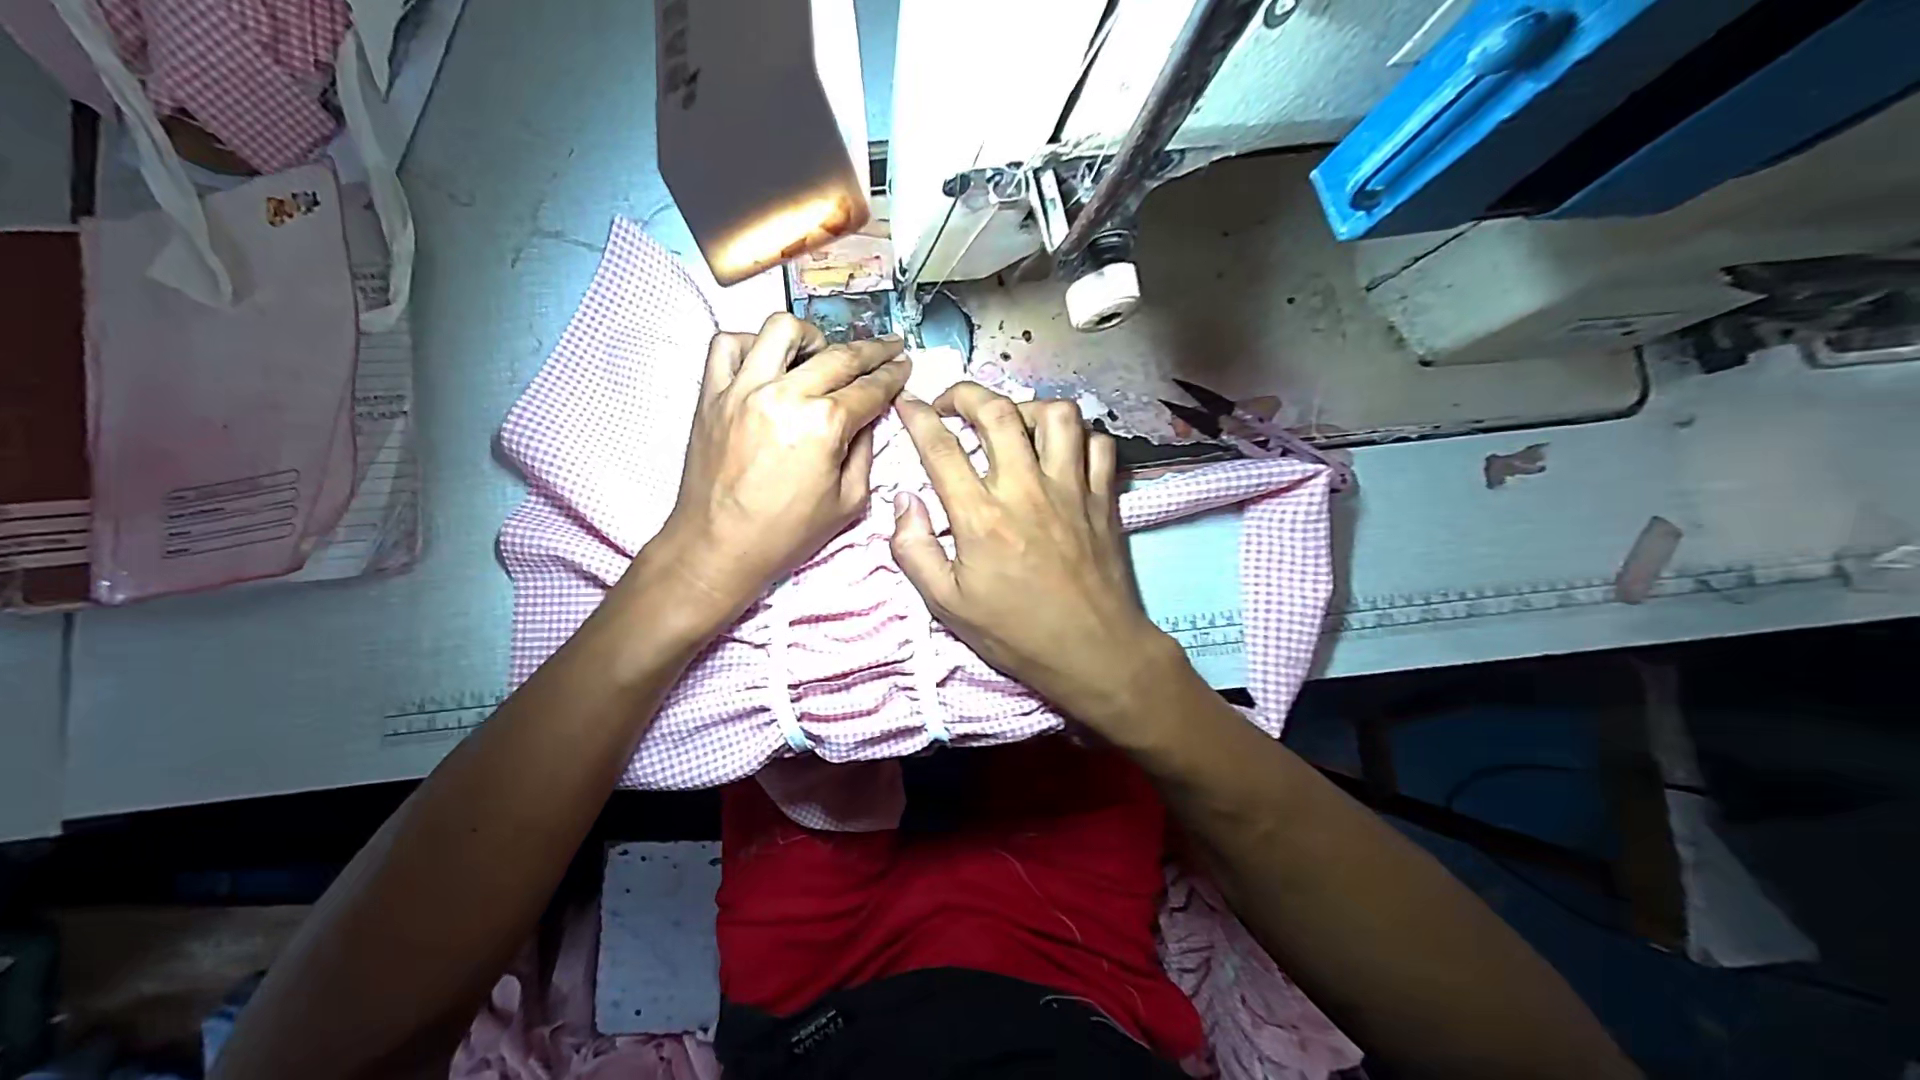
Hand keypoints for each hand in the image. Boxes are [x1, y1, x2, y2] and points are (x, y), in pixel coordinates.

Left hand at [647, 314, 909, 624]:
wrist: (719, 548)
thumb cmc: (785, 534)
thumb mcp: (848, 501)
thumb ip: (864, 451)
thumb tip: (868, 416)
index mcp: (824, 426)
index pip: (870, 388)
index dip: (893, 375)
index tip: (904, 364)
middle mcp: (784, 396)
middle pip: (839, 354)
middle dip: (872, 349)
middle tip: (887, 347)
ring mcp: (742, 390)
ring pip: (782, 330)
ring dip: (812, 337)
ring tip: (822, 353)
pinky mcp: (711, 395)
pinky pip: (727, 345)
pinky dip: (751, 343)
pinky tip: (768, 361)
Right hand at [891, 383, 1189, 730]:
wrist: (1093, 653)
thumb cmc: (1016, 633)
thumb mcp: (947, 605)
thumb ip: (913, 549)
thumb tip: (905, 501)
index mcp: (980, 517)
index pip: (941, 447)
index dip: (917, 416)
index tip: (907, 402)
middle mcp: (1026, 489)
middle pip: (997, 412)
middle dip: (967, 393)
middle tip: (953, 404)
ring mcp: (1071, 489)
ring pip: (1057, 415)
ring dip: (1028, 407)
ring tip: (1012, 423)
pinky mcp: (1104, 498)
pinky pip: (1098, 444)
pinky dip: (1078, 436)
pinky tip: (1061, 451)